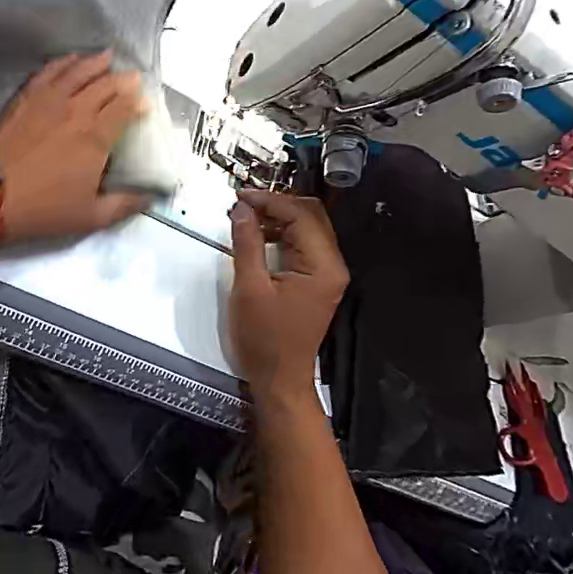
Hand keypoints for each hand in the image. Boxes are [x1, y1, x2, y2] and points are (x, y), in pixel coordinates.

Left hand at [0, 53, 149, 244]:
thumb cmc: (42, 207)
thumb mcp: (90, 216)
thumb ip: (123, 205)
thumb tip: (150, 198)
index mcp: (95, 137)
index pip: (124, 108)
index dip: (138, 102)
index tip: (145, 102)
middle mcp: (75, 111)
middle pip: (105, 84)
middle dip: (123, 79)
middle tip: (132, 77)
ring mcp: (47, 100)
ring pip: (77, 71)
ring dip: (95, 63)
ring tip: (106, 57)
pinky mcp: (24, 99)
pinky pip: (48, 73)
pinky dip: (63, 63)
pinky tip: (68, 61)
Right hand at [227, 190, 349, 402]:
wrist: (279, 376)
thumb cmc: (266, 339)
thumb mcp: (249, 287)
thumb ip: (247, 243)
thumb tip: (241, 210)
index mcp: (323, 266)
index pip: (300, 216)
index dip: (269, 201)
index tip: (241, 196)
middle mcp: (331, 266)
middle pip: (309, 216)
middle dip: (276, 203)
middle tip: (243, 202)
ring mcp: (325, 273)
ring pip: (306, 227)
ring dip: (277, 216)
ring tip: (245, 215)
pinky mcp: (314, 279)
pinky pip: (300, 243)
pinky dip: (280, 232)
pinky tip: (257, 233)